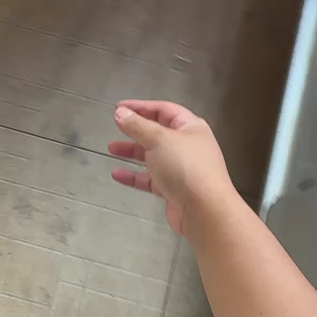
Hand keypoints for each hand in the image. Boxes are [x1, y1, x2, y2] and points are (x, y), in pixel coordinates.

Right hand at [107, 100, 237, 238]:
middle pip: (157, 132)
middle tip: (116, 127)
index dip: (141, 106)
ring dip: (132, 152)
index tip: (119, 107)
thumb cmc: (186, 167)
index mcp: (190, 127)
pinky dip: (133, 176)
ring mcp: (181, 168)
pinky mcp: (173, 188)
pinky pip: (149, 178)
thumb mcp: (158, 140)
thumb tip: (120, 113)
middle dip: (135, 129)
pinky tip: (117, 175)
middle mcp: (187, 146)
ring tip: (112, 149)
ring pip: (152, 155)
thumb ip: (137, 126)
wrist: (204, 209)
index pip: (163, 110)